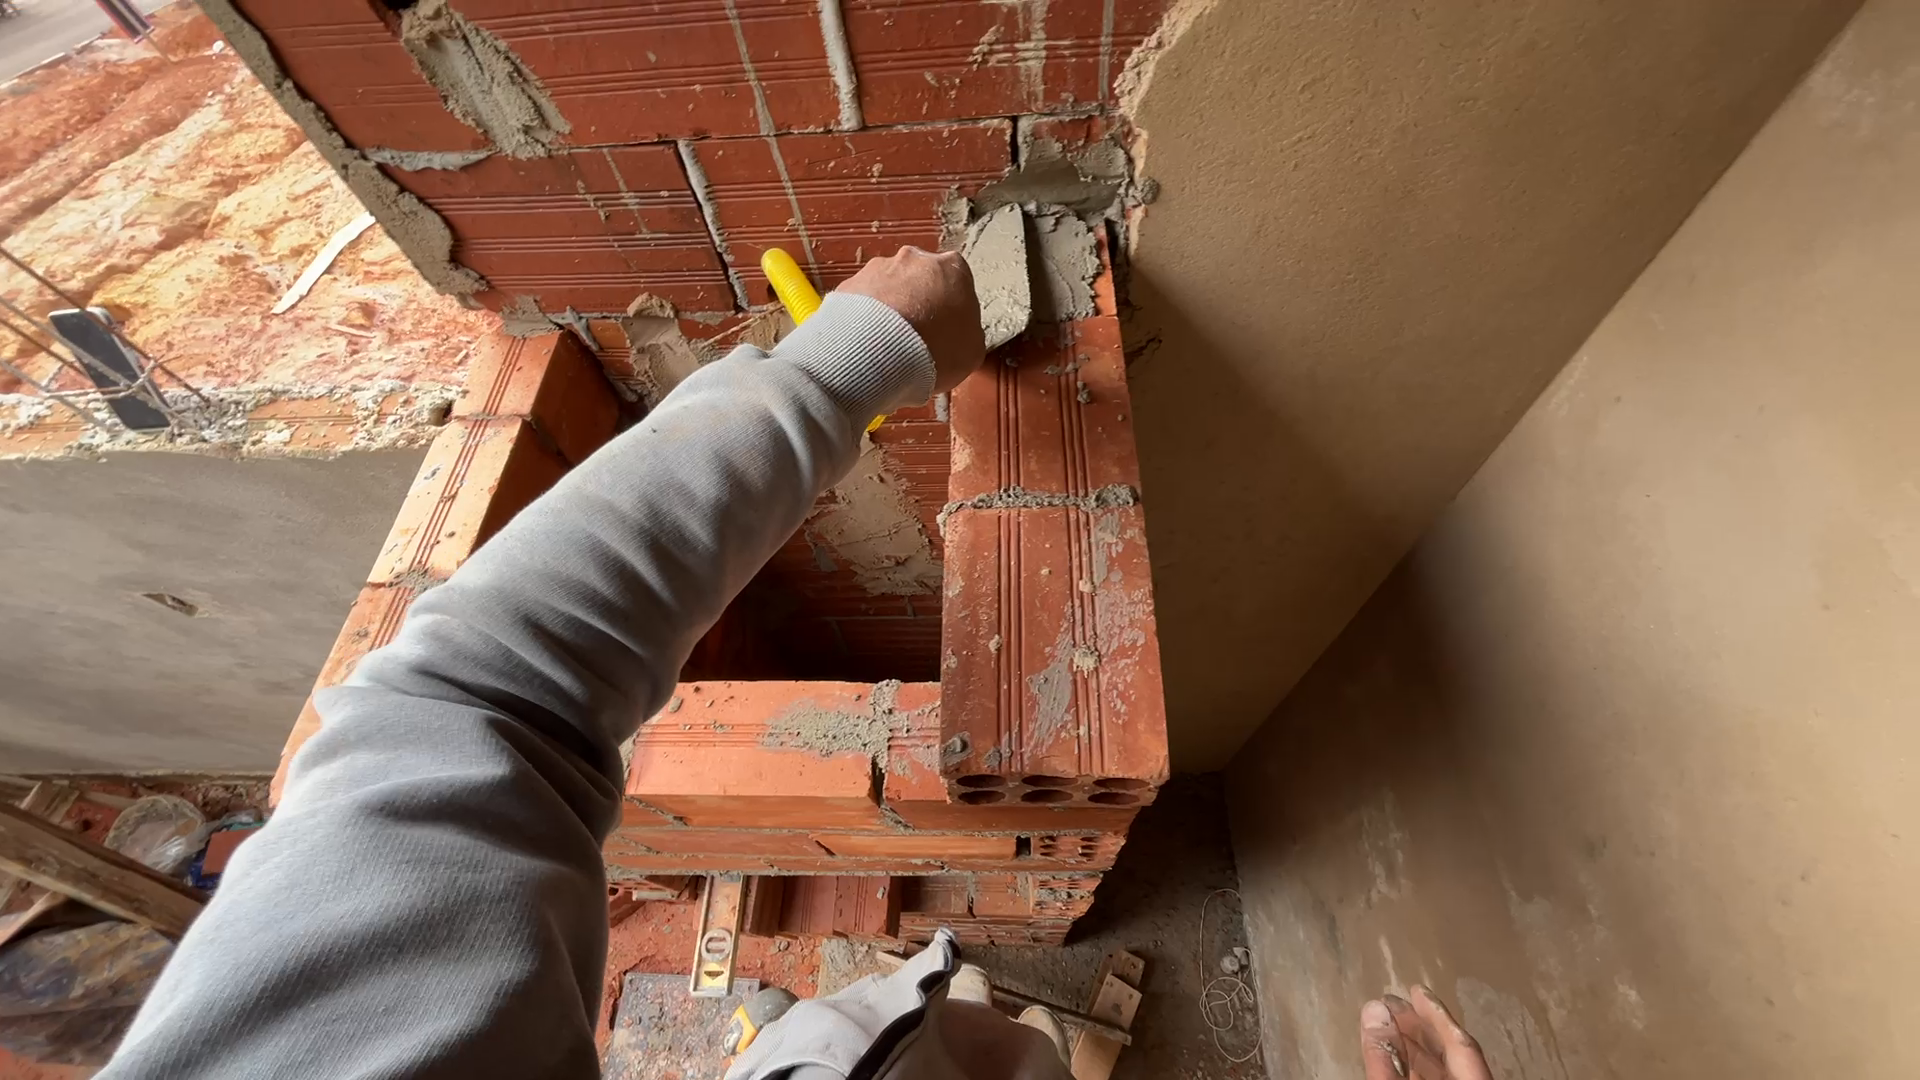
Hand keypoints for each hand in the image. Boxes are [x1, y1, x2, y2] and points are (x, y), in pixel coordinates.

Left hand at [836, 246, 983, 393]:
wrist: (880, 351)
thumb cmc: (936, 349)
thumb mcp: (972, 351)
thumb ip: (968, 333)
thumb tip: (958, 336)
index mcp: (953, 268)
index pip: (957, 285)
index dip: (952, 313)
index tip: (945, 336)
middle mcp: (915, 258)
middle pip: (920, 282)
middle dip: (918, 307)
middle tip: (916, 343)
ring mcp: (878, 268)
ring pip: (889, 291)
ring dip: (890, 314)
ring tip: (888, 348)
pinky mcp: (849, 284)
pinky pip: (861, 304)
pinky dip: (865, 321)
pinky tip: (867, 345)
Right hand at [1360, 986, 1490, 1079]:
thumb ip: (1387, 1054)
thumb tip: (1375, 1008)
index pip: (1462, 1045)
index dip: (1438, 1015)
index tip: (1417, 989)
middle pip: (1452, 1054)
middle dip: (1420, 1026)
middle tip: (1391, 1003)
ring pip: (1445, 1068)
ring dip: (1414, 1045)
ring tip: (1387, 1023)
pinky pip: (1437, 1079)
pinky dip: (1416, 1065)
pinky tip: (1396, 1053)